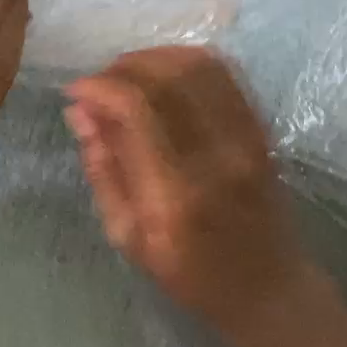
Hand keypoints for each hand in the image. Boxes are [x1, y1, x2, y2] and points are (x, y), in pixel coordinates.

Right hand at [63, 46, 311, 330]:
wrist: (269, 287)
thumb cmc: (192, 274)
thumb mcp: (129, 238)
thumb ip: (103, 169)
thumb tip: (80, 112)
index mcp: (174, 195)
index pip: (137, 111)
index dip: (101, 88)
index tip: (77, 91)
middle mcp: (215, 156)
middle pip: (166, 79)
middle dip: (123, 68)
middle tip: (100, 82)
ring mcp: (245, 137)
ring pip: (198, 66)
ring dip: (154, 58)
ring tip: (128, 75)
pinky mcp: (261, 128)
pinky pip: (225, 73)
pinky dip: (187, 60)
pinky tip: (165, 73)